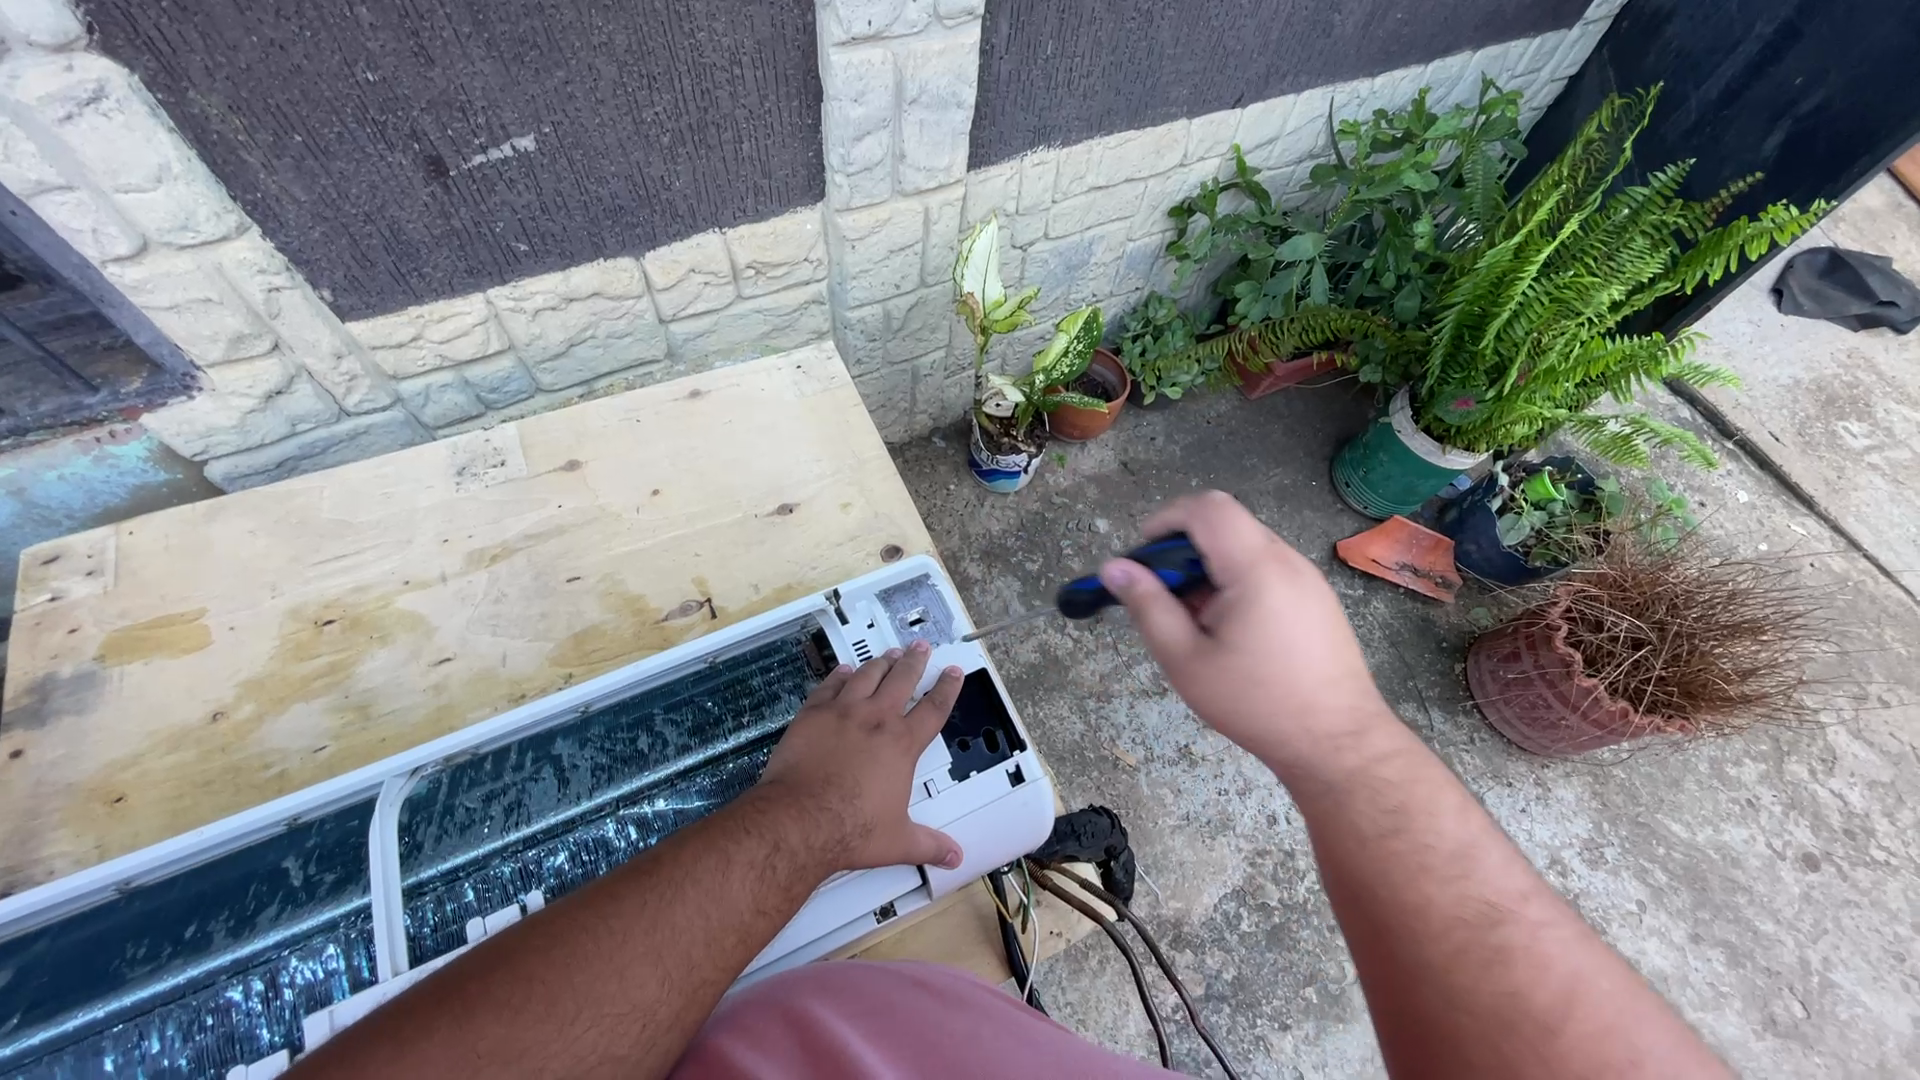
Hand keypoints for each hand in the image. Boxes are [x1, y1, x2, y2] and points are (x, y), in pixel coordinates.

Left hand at [754, 641, 965, 874]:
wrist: (799, 819)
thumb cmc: (849, 828)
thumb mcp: (898, 841)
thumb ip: (928, 845)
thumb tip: (952, 856)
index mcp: (902, 745)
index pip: (933, 708)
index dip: (947, 688)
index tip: (953, 673)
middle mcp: (876, 720)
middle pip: (902, 679)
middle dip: (914, 661)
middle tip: (920, 648)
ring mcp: (842, 712)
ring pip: (868, 675)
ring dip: (881, 662)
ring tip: (889, 654)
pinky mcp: (812, 714)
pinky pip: (830, 686)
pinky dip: (839, 676)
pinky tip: (843, 671)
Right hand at [1097, 491, 1401, 778]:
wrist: (1339, 743)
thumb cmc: (1256, 703)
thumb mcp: (1185, 659)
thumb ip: (1147, 605)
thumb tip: (1113, 567)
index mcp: (1256, 567)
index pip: (1206, 508)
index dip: (1165, 520)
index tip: (1144, 561)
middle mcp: (1287, 560)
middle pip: (1224, 524)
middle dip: (1183, 550)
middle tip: (1163, 598)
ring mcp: (1308, 578)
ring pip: (1245, 547)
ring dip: (1209, 569)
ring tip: (1195, 622)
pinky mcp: (1317, 599)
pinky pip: (1267, 569)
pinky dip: (1236, 581)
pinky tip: (1230, 631)